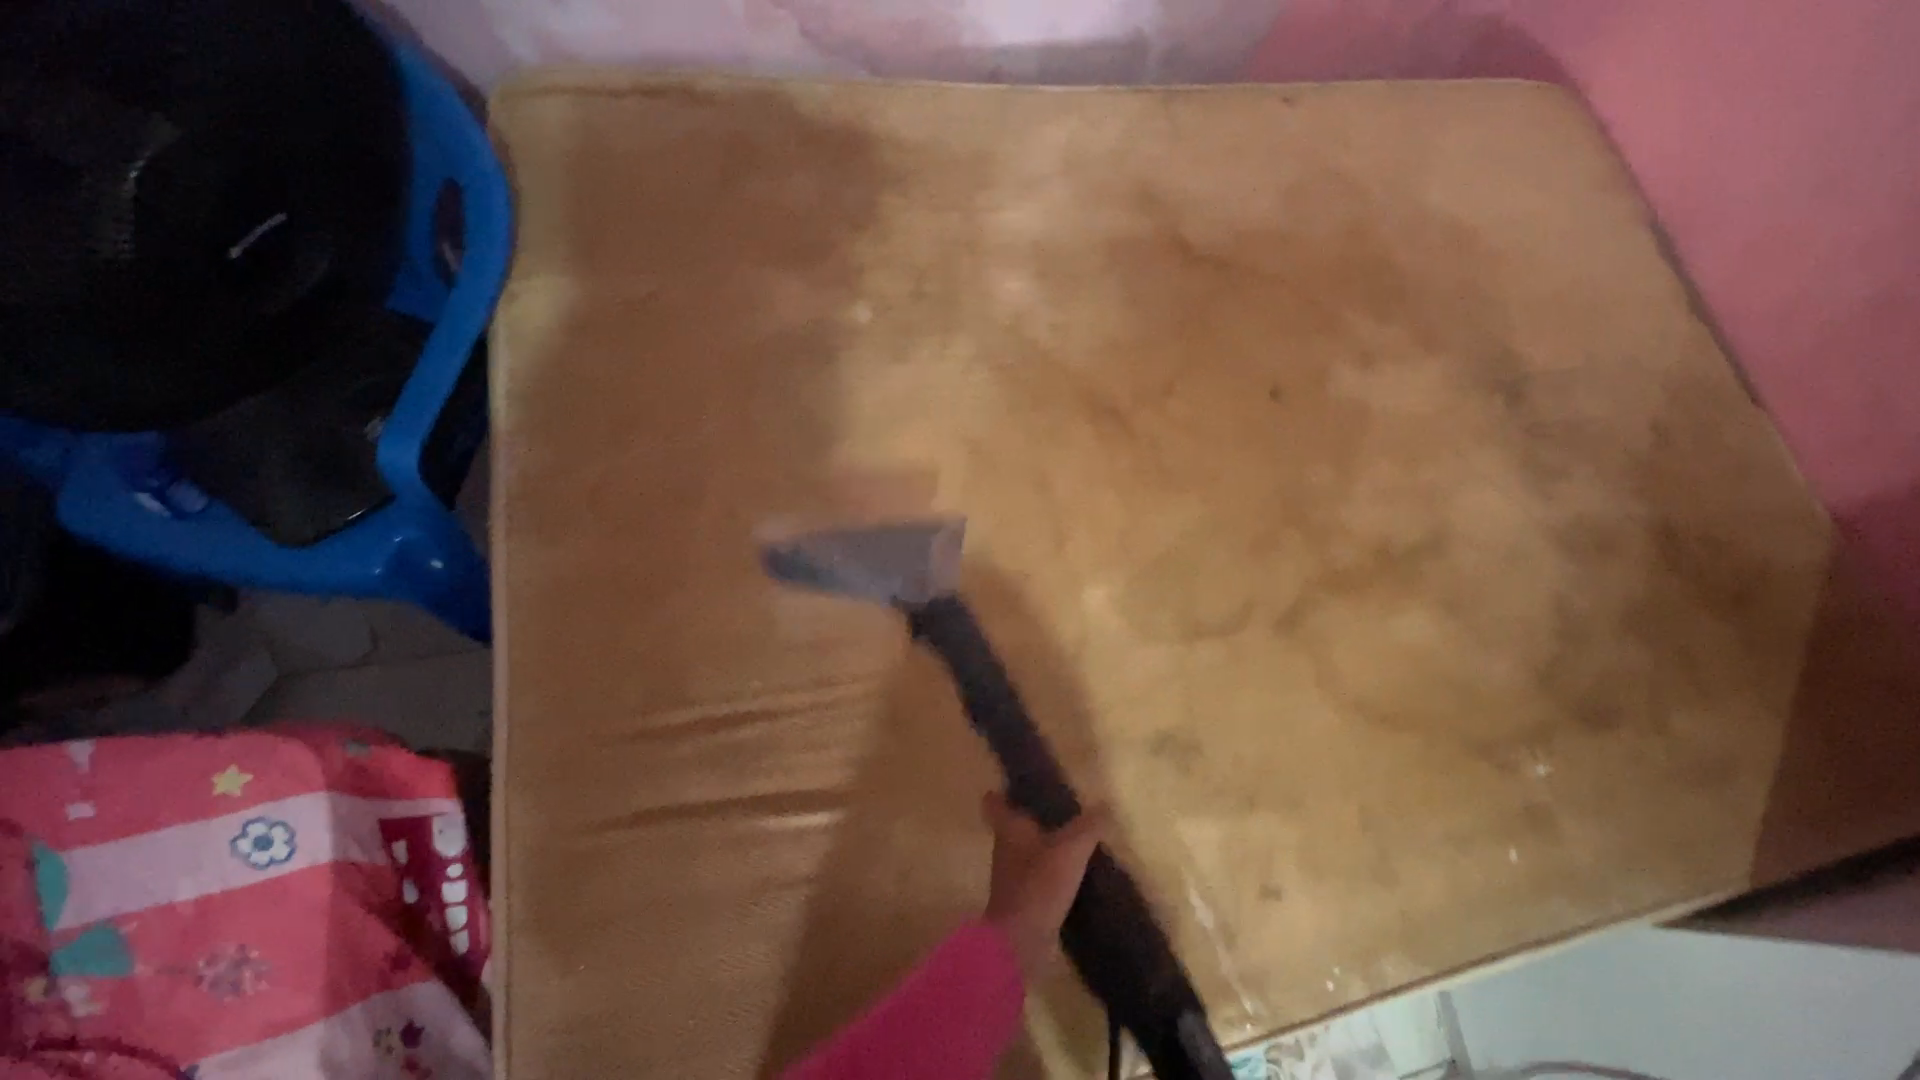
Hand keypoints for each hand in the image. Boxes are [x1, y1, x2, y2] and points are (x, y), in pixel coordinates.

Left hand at [981, 792, 1107, 980]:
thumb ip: (1088, 826)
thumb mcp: (1070, 849)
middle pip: (1013, 826)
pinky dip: (1052, 873)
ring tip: (1075, 839)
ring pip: (1027, 852)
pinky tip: (1076, 874)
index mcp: (1009, 829)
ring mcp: (1013, 877)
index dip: (1003, 792)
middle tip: (1060, 809)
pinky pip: (1038, 877)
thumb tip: (1105, 805)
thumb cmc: (1039, 884)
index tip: (1020, 786)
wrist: (1021, 941)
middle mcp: (1005, 849)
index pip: (994, 803)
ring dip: (1045, 846)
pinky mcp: (1024, 900)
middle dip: (1032, 818)